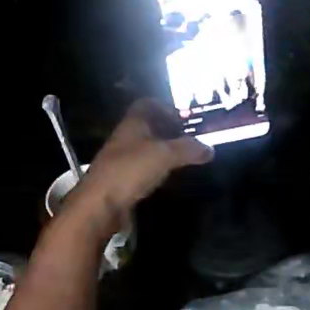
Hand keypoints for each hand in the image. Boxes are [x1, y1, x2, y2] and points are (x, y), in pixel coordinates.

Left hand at [64, 99, 211, 231]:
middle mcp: (125, 138)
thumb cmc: (130, 170)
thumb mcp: (164, 155)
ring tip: (184, 159)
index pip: (146, 104)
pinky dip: (156, 169)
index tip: (184, 118)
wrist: (99, 205)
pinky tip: (168, 178)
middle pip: (148, 127)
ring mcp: (121, 160)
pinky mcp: (121, 180)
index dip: (165, 107)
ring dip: (163, 151)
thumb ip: (188, 149)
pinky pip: (142, 168)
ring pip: (146, 148)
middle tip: (190, 140)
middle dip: (169, 130)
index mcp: (132, 124)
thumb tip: (210, 148)